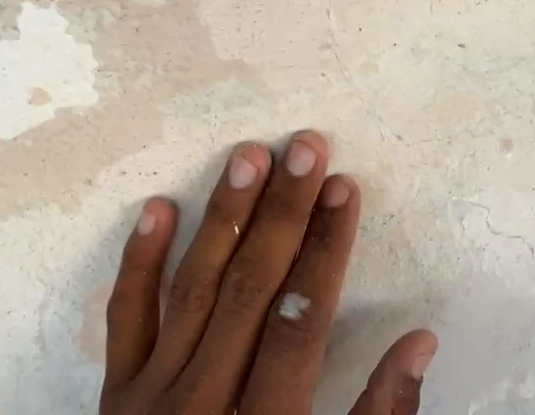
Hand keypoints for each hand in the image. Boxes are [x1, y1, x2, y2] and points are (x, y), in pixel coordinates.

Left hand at [100, 131, 436, 414]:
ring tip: (248, 155)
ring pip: (192, 291)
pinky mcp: (114, 395)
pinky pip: (125, 321)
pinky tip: (157, 206)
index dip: (325, 251)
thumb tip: (420, 341)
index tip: (344, 188)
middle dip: (283, 214)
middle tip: (306, 147)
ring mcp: (148, 399)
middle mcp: (199, 405)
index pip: (298, 323)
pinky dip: (137, 264)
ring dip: (222, 218)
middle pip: (248, 291)